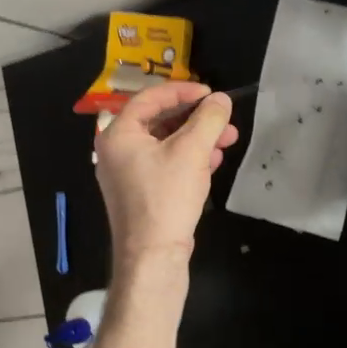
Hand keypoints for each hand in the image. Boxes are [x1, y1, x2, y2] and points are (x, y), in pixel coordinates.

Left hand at [95, 82, 240, 264]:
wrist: (152, 256)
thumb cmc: (166, 198)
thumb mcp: (192, 152)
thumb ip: (208, 120)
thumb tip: (222, 100)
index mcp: (118, 135)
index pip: (150, 98)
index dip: (183, 91)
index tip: (211, 93)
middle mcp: (117, 152)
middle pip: (159, 121)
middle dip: (195, 118)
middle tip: (224, 119)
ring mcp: (128, 175)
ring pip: (166, 145)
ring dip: (197, 139)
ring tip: (228, 140)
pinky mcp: (142, 194)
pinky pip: (166, 165)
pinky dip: (189, 159)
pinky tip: (214, 161)